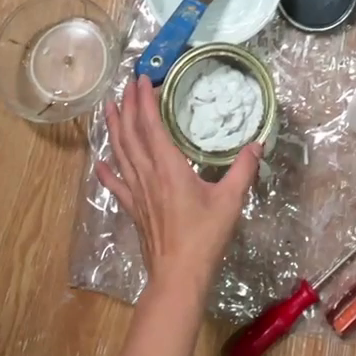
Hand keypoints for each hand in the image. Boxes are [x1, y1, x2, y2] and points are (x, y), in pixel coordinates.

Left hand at [98, 75, 259, 298]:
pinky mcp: (133, 209)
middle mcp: (147, 174)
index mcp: (168, 167)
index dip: (145, 101)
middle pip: (131, 134)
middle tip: (127, 84)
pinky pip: (115, 185)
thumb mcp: (230, 200)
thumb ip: (243, 169)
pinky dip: (105, 171)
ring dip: (114, 128)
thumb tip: (258, 144)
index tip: (143, 79)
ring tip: (108, 107)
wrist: (178, 276)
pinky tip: (98, 161)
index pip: (151, 125)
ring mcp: (136, 192)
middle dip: (128, 106)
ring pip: (119, 153)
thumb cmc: (204, 236)